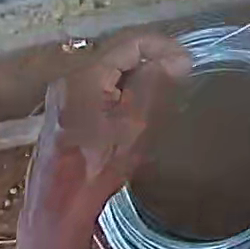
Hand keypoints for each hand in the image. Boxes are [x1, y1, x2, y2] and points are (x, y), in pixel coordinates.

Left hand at [17, 32, 191, 248]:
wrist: (59, 205)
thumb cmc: (99, 165)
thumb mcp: (134, 123)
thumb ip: (153, 84)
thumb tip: (176, 59)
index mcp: (84, 76)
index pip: (130, 44)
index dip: (163, 47)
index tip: (189, 63)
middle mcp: (70, 79)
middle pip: (118, 56)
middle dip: (153, 61)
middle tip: (183, 78)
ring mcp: (65, 97)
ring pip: (111, 74)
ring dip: (140, 79)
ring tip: (167, 95)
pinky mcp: (66, 114)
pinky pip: (101, 91)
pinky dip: (125, 93)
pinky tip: (141, 111)